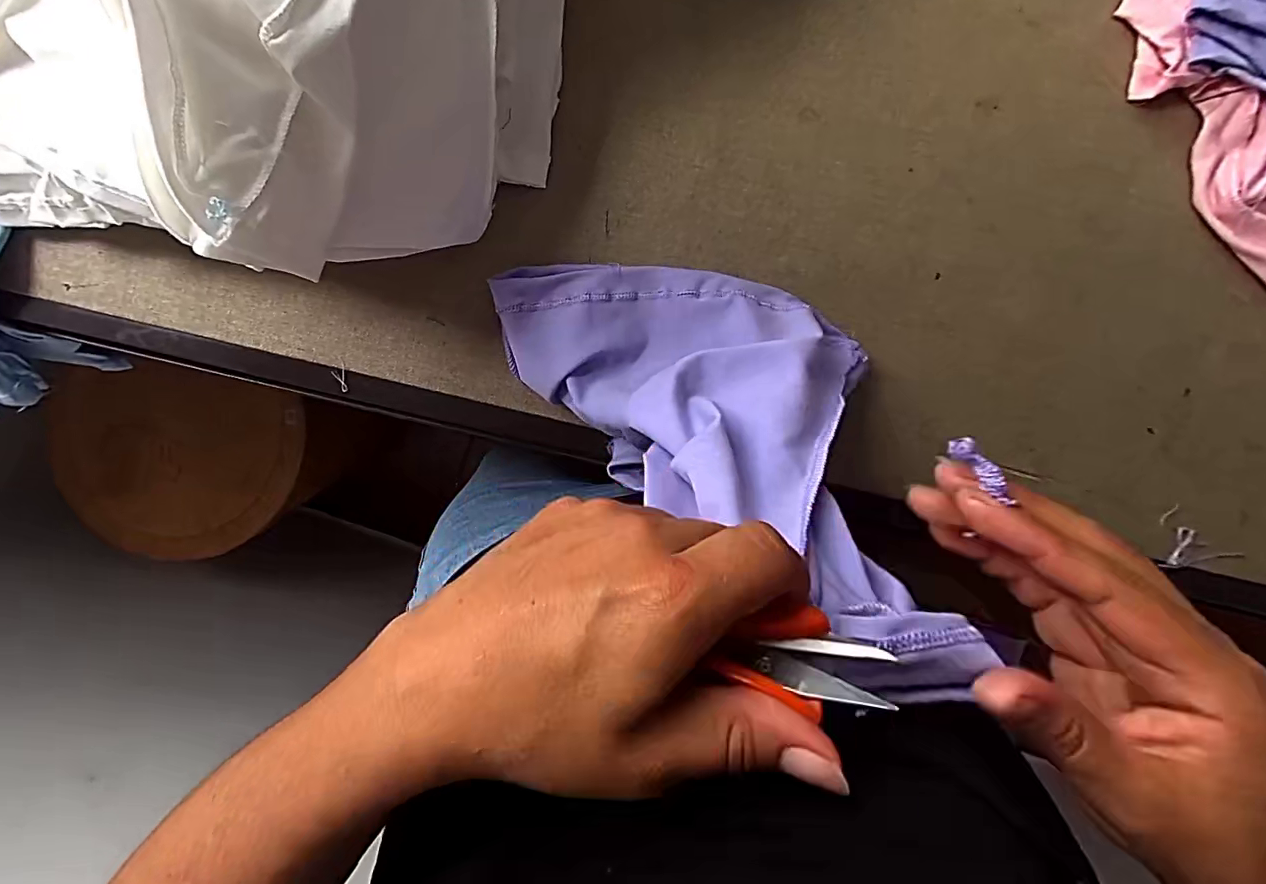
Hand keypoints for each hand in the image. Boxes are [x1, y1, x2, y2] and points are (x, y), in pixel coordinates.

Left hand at [341, 496, 846, 797]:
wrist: (434, 676)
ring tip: (634, 623)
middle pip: (727, 540)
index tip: (765, 634)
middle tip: (696, 644)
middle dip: (732, 587)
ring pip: (678, 529)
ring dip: (681, 569)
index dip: (786, 591)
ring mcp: (598, 512)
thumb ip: (747, 738)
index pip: (773, 552)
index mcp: (675, 592)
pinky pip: (627, 521)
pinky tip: (591, 596)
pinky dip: (634, 552)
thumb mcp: (650, 753)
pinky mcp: (564, 507)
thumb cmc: (541, 724)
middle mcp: (643, 534)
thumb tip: (831, 760)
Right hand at [908, 463, 1265, 883]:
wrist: (1244, 874)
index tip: (973, 503)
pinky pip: (1047, 585)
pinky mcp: (1102, 640)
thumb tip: (990, 684)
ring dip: (999, 524)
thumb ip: (1058, 729)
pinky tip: (964, 536)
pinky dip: (1003, 556)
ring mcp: (1135, 633)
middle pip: (1083, 549)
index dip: (1031, 536)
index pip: (1102, 579)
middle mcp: (1171, 632)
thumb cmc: (1206, 839)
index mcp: (1202, 663)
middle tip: (949, 478)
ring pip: (1061, 558)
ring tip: (942, 496)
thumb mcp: (1130, 792)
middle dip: (1011, 508)